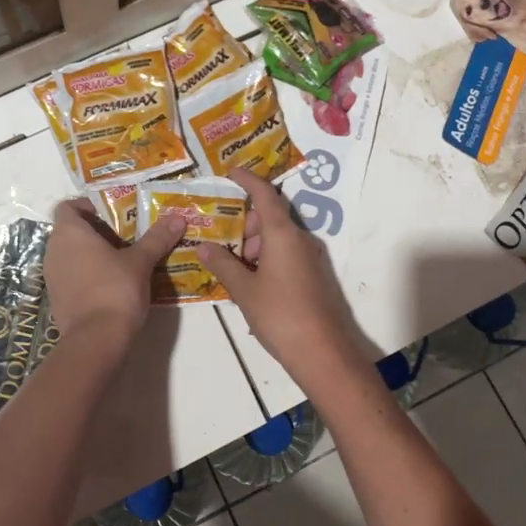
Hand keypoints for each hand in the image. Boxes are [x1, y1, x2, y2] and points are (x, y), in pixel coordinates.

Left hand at [45, 199, 184, 341]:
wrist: (96, 340)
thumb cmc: (115, 289)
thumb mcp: (140, 262)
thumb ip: (157, 238)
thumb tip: (178, 218)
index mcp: (69, 233)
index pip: (67, 207)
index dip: (86, 207)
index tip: (110, 215)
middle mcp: (54, 250)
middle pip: (69, 231)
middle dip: (94, 232)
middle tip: (123, 237)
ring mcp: (51, 276)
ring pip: (69, 255)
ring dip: (89, 255)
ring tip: (120, 261)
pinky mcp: (56, 299)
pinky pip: (69, 277)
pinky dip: (85, 276)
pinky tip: (109, 286)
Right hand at [197, 169, 362, 385]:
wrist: (322, 352)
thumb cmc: (280, 315)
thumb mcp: (244, 290)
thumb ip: (222, 264)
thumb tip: (204, 247)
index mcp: (282, 234)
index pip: (265, 194)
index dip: (247, 179)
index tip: (230, 172)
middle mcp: (299, 239)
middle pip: (269, 217)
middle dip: (244, 224)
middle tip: (221, 241)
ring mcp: (310, 258)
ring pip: (277, 238)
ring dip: (254, 245)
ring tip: (231, 268)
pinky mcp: (314, 276)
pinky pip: (286, 254)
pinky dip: (266, 259)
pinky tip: (250, 281)